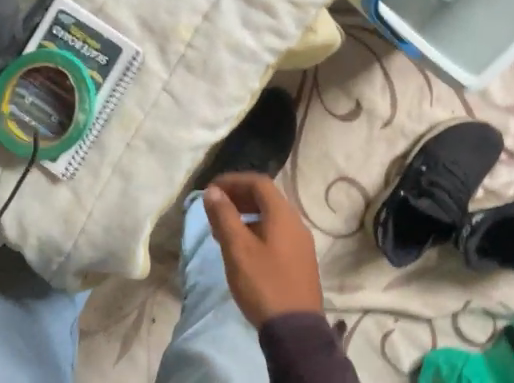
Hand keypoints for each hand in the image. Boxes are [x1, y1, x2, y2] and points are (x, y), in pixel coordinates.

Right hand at [202, 173, 323, 326]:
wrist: (296, 331)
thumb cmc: (264, 284)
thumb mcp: (238, 249)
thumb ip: (224, 216)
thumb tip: (213, 192)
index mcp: (283, 214)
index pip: (258, 182)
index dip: (233, 181)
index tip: (211, 190)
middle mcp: (296, 223)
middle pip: (266, 198)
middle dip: (238, 198)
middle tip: (215, 208)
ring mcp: (301, 243)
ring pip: (271, 217)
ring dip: (246, 216)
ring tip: (224, 230)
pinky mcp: (300, 261)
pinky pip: (277, 234)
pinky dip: (257, 231)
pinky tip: (243, 249)